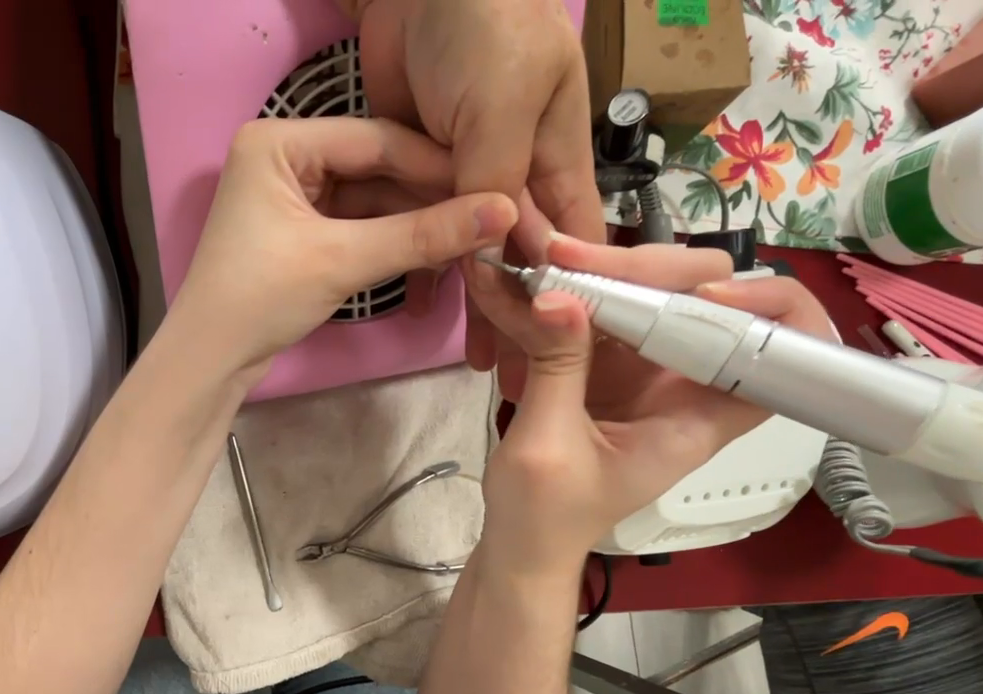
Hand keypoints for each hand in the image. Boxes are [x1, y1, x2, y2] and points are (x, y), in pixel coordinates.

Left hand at [169, 118, 516, 385]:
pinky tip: (431, 256)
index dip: (437, 166)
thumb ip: (421, 234)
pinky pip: (356, 224)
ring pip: (370, 199)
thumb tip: (503, 212)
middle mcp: (283, 156)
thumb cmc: (259, 300)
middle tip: (488, 219)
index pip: (375, 139)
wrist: (209, 361)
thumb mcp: (341, 261)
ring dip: (413, 224)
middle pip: (375, 168)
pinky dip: (389, 242)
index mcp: (278, 140)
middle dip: (427, 199)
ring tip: (468, 243)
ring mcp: (290, 194)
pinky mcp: (298, 230)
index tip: (494, 187)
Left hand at [352, 0, 601, 360]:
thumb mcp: (502, 108)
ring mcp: (460, 171)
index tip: (556, 345)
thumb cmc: (481, 31)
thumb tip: (501, 254)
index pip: (568, 234)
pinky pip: (418, 226)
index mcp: (551, 154)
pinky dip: (422, 262)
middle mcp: (510, 170)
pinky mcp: (413, 168)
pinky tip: (424, 307)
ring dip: (470, 300)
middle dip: (515, 311)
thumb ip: (498, 183)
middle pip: (514, 256)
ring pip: (465, 248)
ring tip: (476, 358)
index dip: (565, 289)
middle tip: (510, 371)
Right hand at [472, 239, 835, 571]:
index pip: (778, 349)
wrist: (520, 544)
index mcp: (696, 418)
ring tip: (541, 259)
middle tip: (573, 261)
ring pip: (649, 298)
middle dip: (649, 269)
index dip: (762, 304)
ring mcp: (643, 373)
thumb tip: (557, 292)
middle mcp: (682, 386)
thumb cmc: (543, 515)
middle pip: (705, 300)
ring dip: (599, 273)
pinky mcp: (605, 369)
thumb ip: (557, 368)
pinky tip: (527, 284)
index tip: (695, 295)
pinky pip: (602, 315)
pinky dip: (569, 294)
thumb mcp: (545, 447)